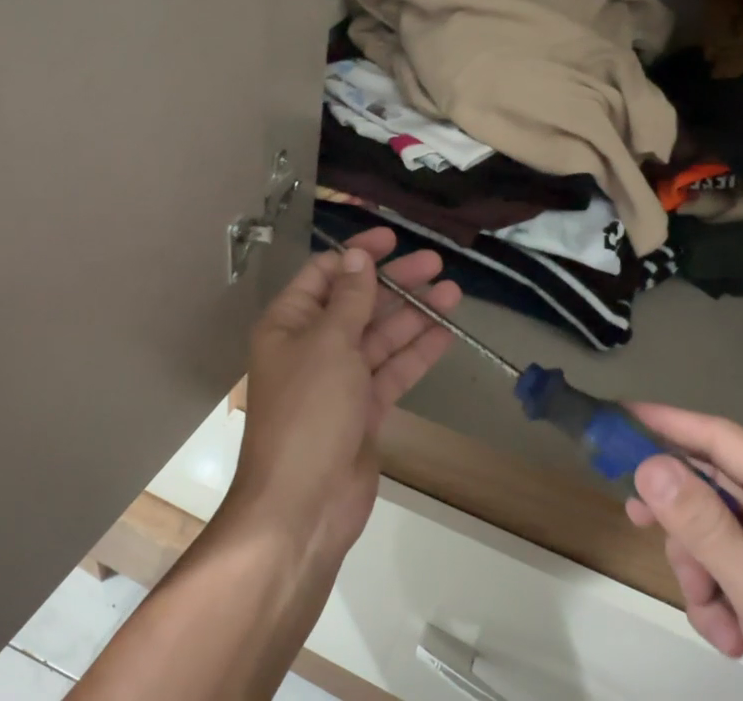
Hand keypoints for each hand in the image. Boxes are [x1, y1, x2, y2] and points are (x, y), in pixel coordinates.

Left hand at [227, 226, 458, 562]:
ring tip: (453, 293)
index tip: (393, 239)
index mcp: (289, 324)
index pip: (325, 275)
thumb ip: (349, 300)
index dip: (357, 254)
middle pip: (357, 304)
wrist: (302, 504)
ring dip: (413, 316)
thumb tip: (356, 256)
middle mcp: (311, 347)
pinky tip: (444, 334)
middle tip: (436, 264)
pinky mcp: (363, 411)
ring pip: (379, 338)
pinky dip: (416, 354)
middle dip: (394, 283)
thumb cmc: (308, 413)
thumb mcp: (328, 344)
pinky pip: (391, 372)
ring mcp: (338, 381)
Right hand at [622, 406, 742, 700]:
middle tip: (636, 521)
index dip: (670, 423)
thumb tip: (648, 464)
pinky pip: (731, 575)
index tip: (618, 415)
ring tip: (715, 621)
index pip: (724, 441)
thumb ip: (703, 525)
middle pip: (714, 492)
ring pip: (715, 538)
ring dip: (701, 577)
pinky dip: (720, 603)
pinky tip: (732, 640)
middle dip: (683, 525)